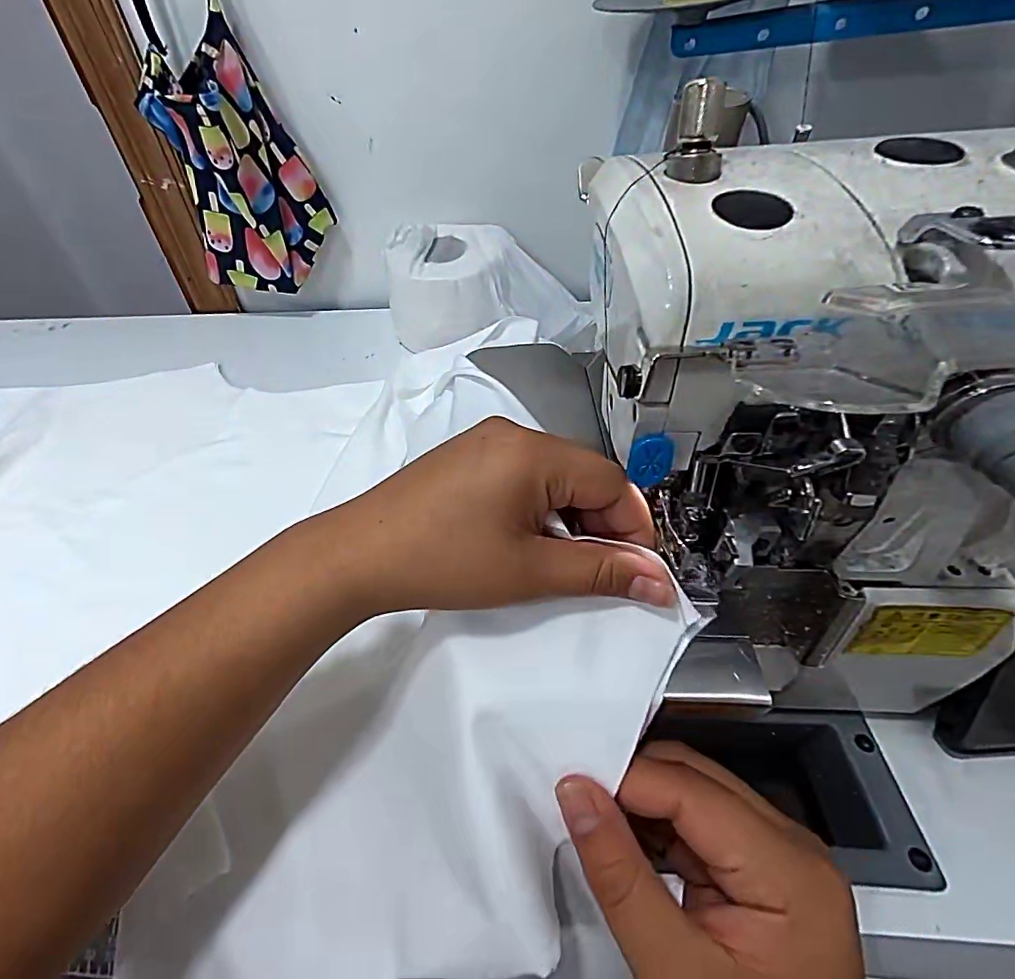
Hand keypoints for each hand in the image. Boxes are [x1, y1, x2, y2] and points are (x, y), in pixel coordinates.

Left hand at [304, 417, 675, 617]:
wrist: (359, 556)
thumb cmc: (438, 559)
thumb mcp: (530, 571)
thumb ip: (601, 571)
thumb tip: (655, 579)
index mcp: (530, 451)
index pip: (611, 480)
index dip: (632, 527)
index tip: (639, 568)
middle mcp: (509, 434)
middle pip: (583, 475)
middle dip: (600, 524)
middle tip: (600, 572)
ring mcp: (482, 443)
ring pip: (552, 477)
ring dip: (568, 519)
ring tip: (556, 564)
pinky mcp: (464, 458)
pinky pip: (520, 476)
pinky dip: (537, 509)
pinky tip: (524, 543)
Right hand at [557, 742, 863, 978]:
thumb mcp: (675, 970)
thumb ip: (620, 876)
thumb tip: (580, 798)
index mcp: (789, 871)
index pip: (688, 789)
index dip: (623, 779)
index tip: (571, 786)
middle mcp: (794, 850)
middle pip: (692, 776)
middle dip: (629, 783)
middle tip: (578, 802)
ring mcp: (781, 857)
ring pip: (691, 790)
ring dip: (639, 802)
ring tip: (598, 827)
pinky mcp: (761, 869)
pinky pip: (697, 820)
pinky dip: (655, 825)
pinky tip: (628, 848)